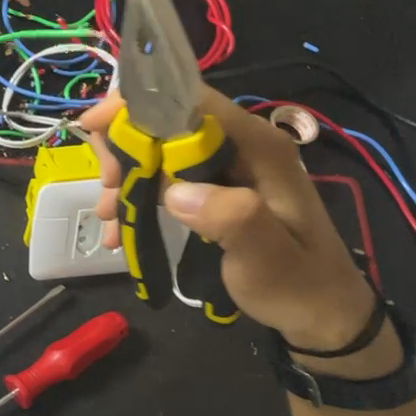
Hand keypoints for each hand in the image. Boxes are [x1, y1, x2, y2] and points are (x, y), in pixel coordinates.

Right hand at [79, 88, 377, 351]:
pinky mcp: (217, 187)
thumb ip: (232, 218)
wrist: (322, 313)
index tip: (93, 128)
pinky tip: (122, 228)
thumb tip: (178, 192)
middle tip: (109, 192)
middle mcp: (241, 145)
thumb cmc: (296, 285)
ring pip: (161, 150)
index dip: (138, 106)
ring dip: (127, 176)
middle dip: (125, 148)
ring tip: (110, 217)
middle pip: (168, 122)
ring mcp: (229, 166)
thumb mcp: (267, 258)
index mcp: (257, 147)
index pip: (191, 102)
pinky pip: (168, 177)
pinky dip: (139, 196)